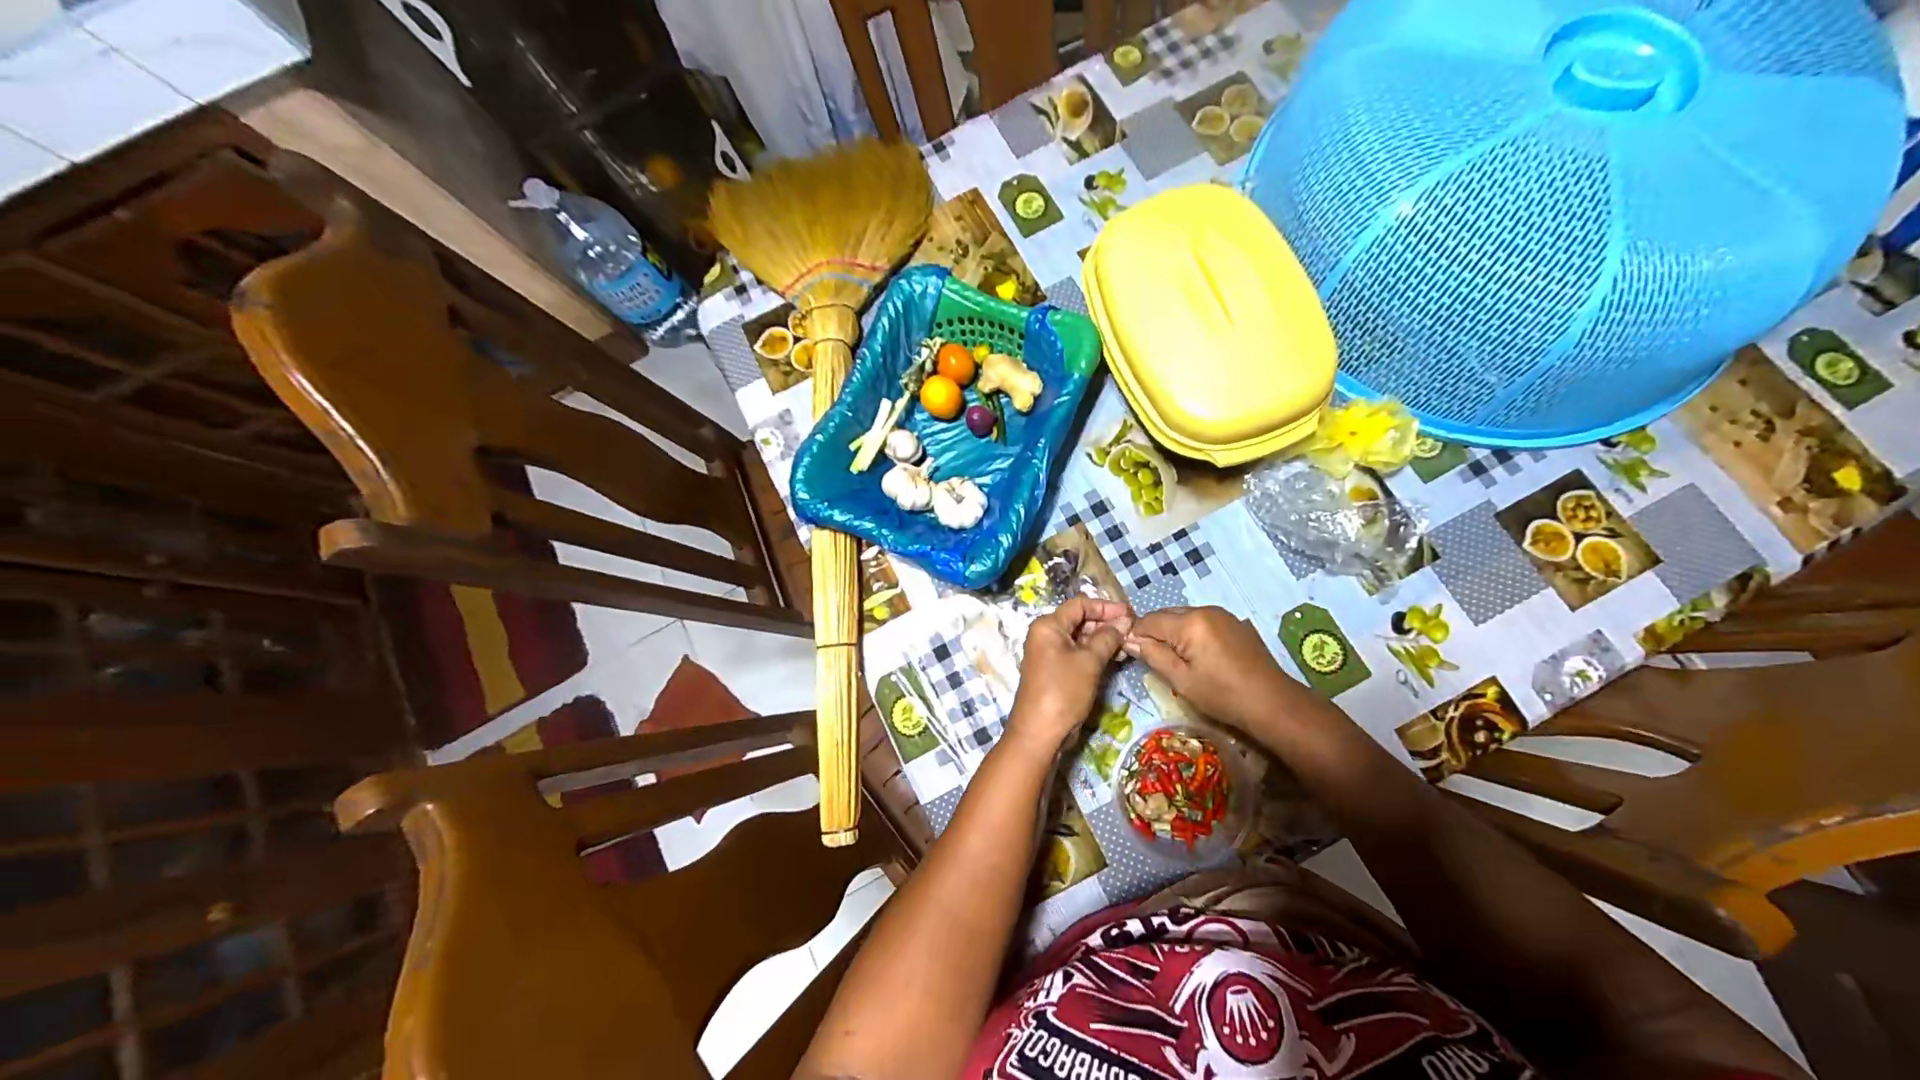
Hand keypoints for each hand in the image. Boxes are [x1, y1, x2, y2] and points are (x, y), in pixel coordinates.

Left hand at [1008, 596, 1132, 752]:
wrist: (1040, 732)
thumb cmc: (1063, 690)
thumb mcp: (1089, 661)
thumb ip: (1108, 638)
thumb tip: (1124, 621)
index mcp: (1048, 625)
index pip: (1079, 605)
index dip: (1105, 607)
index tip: (1129, 613)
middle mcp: (1045, 635)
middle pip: (1079, 620)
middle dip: (1105, 623)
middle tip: (1132, 630)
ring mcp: (1049, 654)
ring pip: (1079, 638)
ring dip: (1103, 639)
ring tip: (1128, 644)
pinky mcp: (1055, 671)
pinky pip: (1077, 654)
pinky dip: (1095, 653)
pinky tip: (1115, 657)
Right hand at [1122, 606, 1310, 732]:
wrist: (1273, 703)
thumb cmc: (1223, 695)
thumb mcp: (1181, 680)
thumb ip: (1153, 655)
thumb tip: (1129, 640)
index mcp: (1190, 622)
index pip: (1149, 620)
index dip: (1136, 635)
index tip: (1131, 655)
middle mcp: (1205, 610)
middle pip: (1167, 615)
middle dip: (1155, 633)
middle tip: (1153, 660)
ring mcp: (1223, 615)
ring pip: (1185, 618)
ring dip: (1174, 634)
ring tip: (1176, 661)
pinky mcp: (1235, 624)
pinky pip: (1203, 623)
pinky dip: (1193, 634)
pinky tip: (1199, 657)